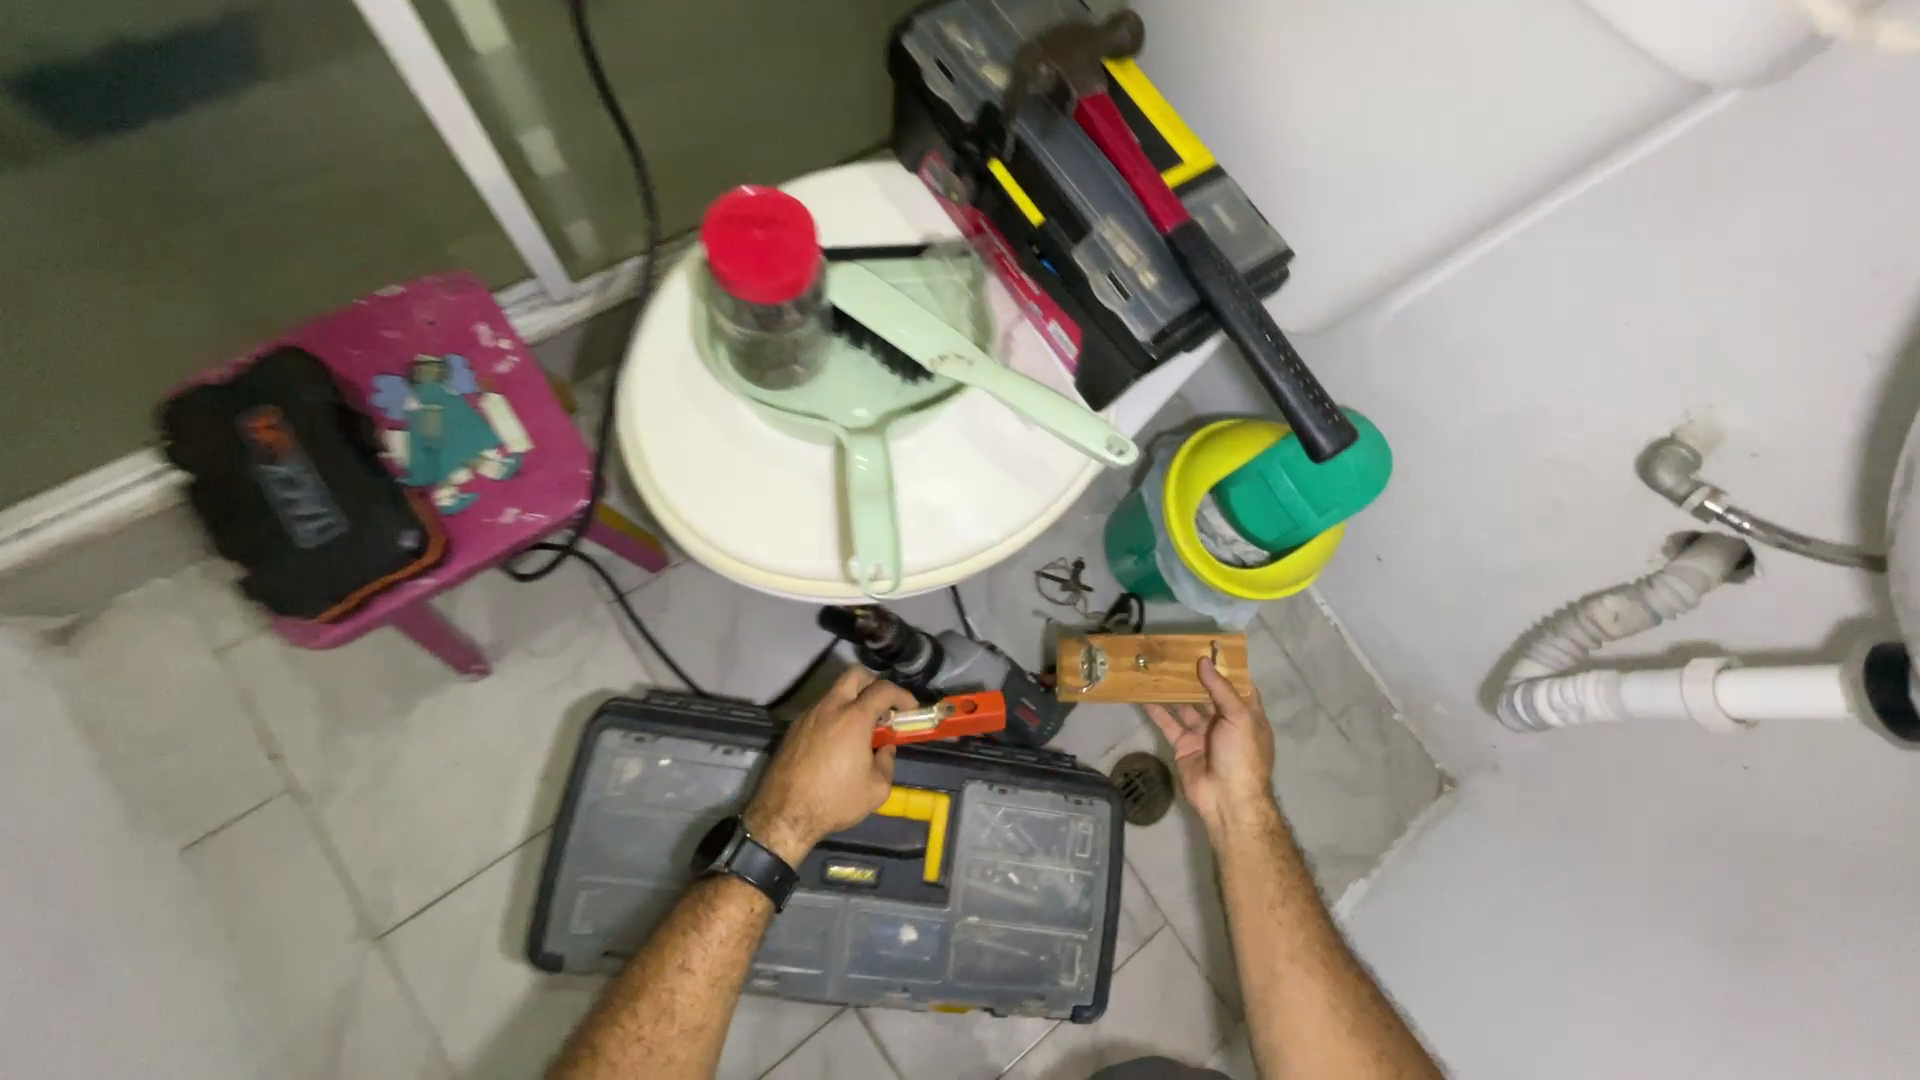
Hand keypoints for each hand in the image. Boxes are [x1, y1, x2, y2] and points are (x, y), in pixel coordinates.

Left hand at [744, 667, 913, 863]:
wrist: (784, 815)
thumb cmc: (834, 801)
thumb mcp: (876, 789)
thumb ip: (887, 763)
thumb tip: (885, 750)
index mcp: (854, 718)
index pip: (883, 689)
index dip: (902, 695)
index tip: (910, 710)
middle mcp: (830, 708)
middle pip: (855, 674)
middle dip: (874, 683)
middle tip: (882, 707)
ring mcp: (808, 715)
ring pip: (835, 692)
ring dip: (852, 702)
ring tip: (860, 730)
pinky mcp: (793, 728)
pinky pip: (820, 711)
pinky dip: (834, 717)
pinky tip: (837, 743)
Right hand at [1144, 658, 1276, 836]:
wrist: (1227, 798)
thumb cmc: (1242, 754)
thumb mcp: (1239, 717)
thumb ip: (1220, 689)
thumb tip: (1204, 661)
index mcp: (1246, 715)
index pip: (1237, 686)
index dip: (1224, 669)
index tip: (1206, 648)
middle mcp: (1225, 722)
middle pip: (1207, 694)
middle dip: (1192, 676)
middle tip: (1173, 653)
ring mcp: (1203, 734)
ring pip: (1185, 706)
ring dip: (1172, 691)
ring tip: (1155, 669)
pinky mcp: (1183, 746)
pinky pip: (1169, 724)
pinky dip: (1156, 710)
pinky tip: (1143, 695)